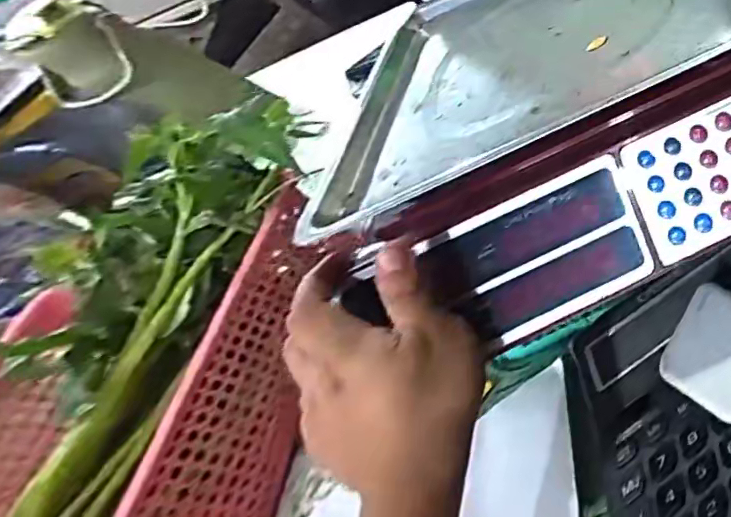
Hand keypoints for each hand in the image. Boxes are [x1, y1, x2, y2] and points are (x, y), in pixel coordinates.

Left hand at [284, 238, 483, 516]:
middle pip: (295, 340)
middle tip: (348, 293)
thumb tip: (388, 250)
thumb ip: (406, 292)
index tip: (340, 260)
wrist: (417, 481)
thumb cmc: (433, 396)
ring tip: (361, 335)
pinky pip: (317, 398)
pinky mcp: (326, 443)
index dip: (315, 281)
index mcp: (340, 351)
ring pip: (304, 371)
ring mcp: (316, 418)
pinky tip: (365, 382)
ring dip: (321, 345)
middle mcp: (316, 382)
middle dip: (314, 311)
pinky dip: (332, 376)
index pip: (305, 309)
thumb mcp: (435, 332)